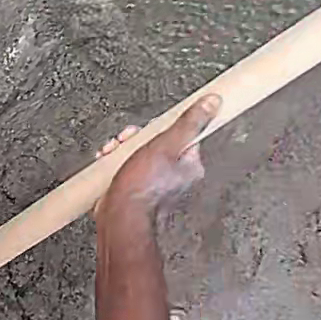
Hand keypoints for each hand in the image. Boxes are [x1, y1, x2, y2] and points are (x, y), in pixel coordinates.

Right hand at [94, 94, 221, 229]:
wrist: (119, 217)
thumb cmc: (142, 188)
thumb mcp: (167, 146)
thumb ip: (189, 124)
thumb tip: (213, 102)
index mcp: (189, 164)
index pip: (180, 133)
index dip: (160, 127)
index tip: (148, 129)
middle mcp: (173, 174)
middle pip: (156, 141)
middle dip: (135, 137)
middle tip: (127, 140)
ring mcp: (152, 181)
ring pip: (138, 152)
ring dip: (122, 148)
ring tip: (113, 152)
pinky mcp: (134, 187)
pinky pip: (125, 166)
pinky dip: (115, 161)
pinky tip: (108, 161)